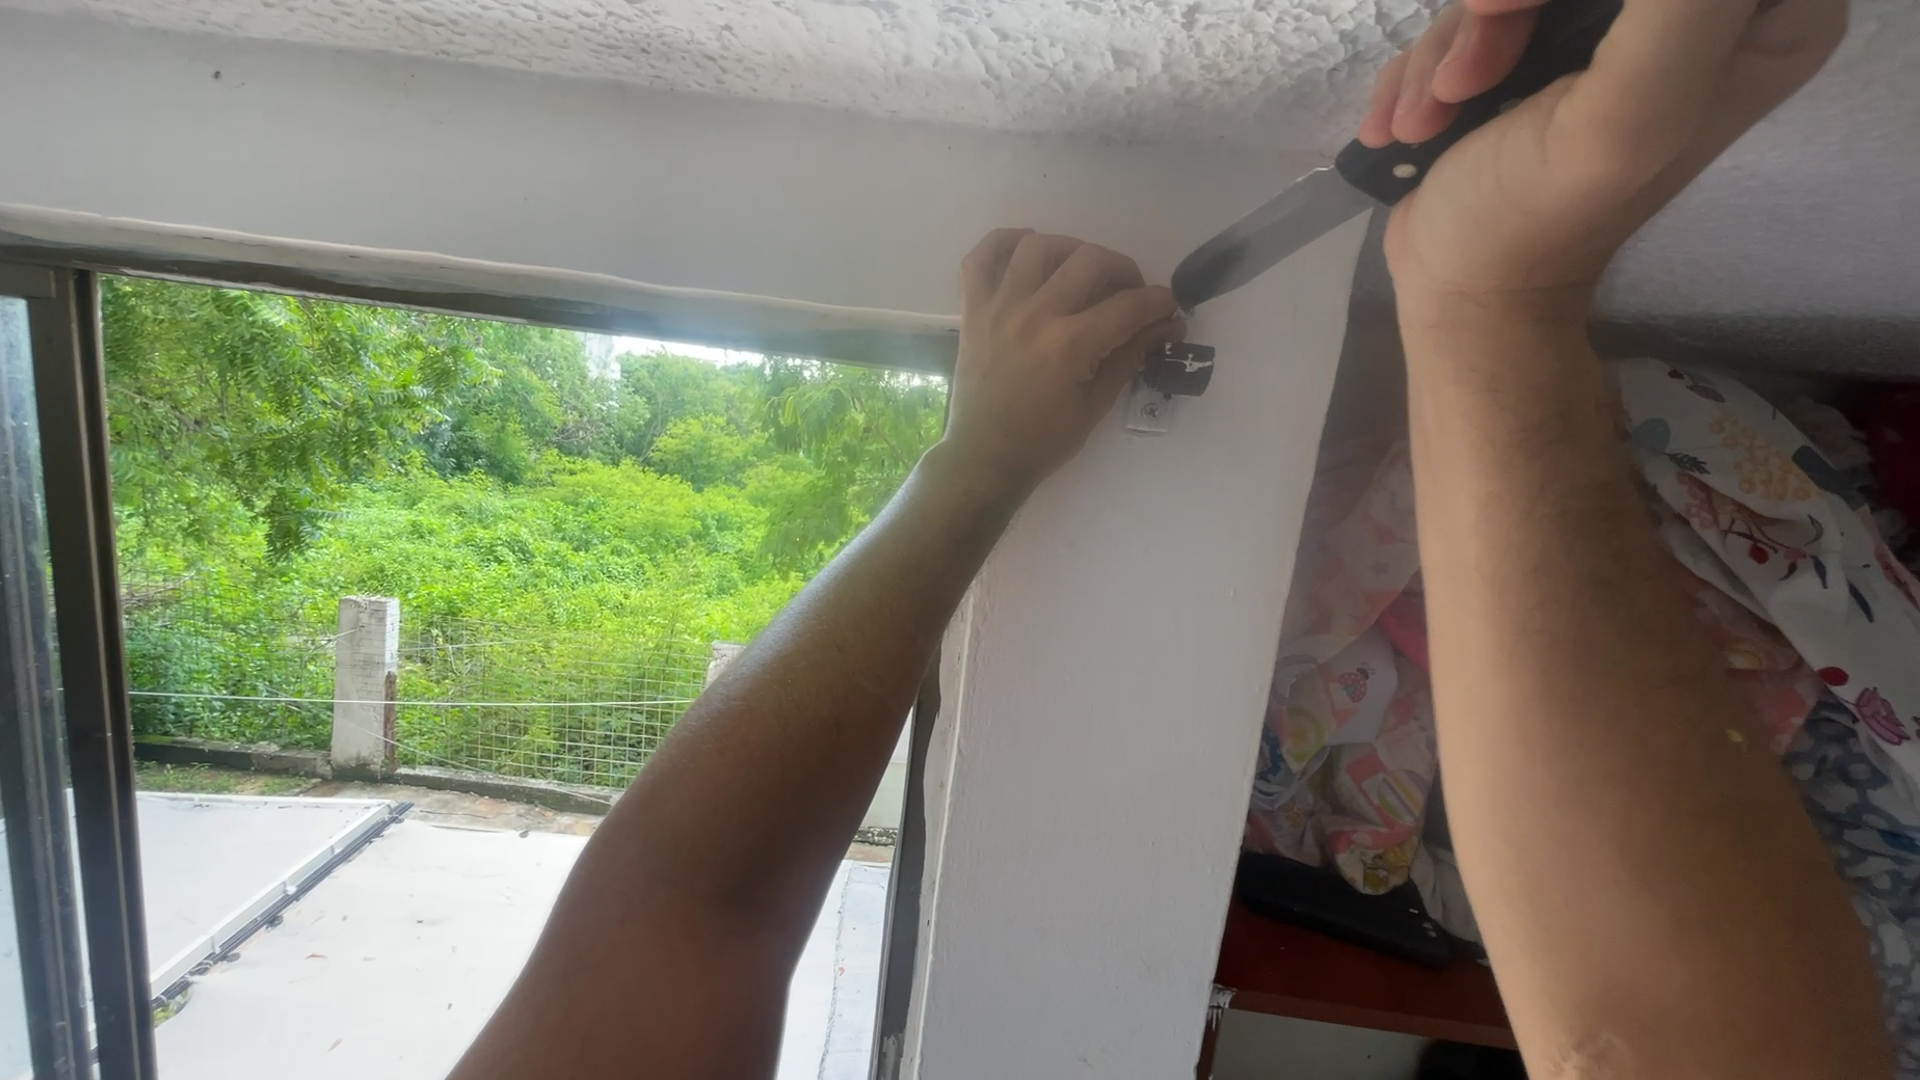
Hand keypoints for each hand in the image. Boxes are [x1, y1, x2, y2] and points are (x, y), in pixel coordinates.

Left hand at [938, 229, 1181, 494]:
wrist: (985, 459)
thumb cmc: (1044, 442)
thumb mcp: (1095, 406)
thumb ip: (1129, 357)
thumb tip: (1167, 325)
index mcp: (1069, 346)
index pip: (1128, 305)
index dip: (1159, 302)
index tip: (1168, 308)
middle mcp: (1034, 316)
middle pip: (1090, 261)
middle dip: (1124, 270)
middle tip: (1129, 293)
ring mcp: (999, 310)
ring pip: (1037, 247)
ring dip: (1069, 249)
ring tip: (1081, 271)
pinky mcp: (972, 314)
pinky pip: (980, 260)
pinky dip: (1002, 242)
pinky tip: (1026, 247)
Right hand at [1359, 0, 1845, 323]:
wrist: (1458, 288)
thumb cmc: (1537, 218)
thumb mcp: (1626, 113)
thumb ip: (1677, 5)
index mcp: (1751, 17)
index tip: (1502, 13)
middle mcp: (1676, 17)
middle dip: (1490, 17)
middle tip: (1458, 87)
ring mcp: (1588, 40)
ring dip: (1438, 60)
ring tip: (1422, 130)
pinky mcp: (1519, 64)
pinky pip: (1457, 27)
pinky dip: (1416, 77)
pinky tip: (1403, 130)